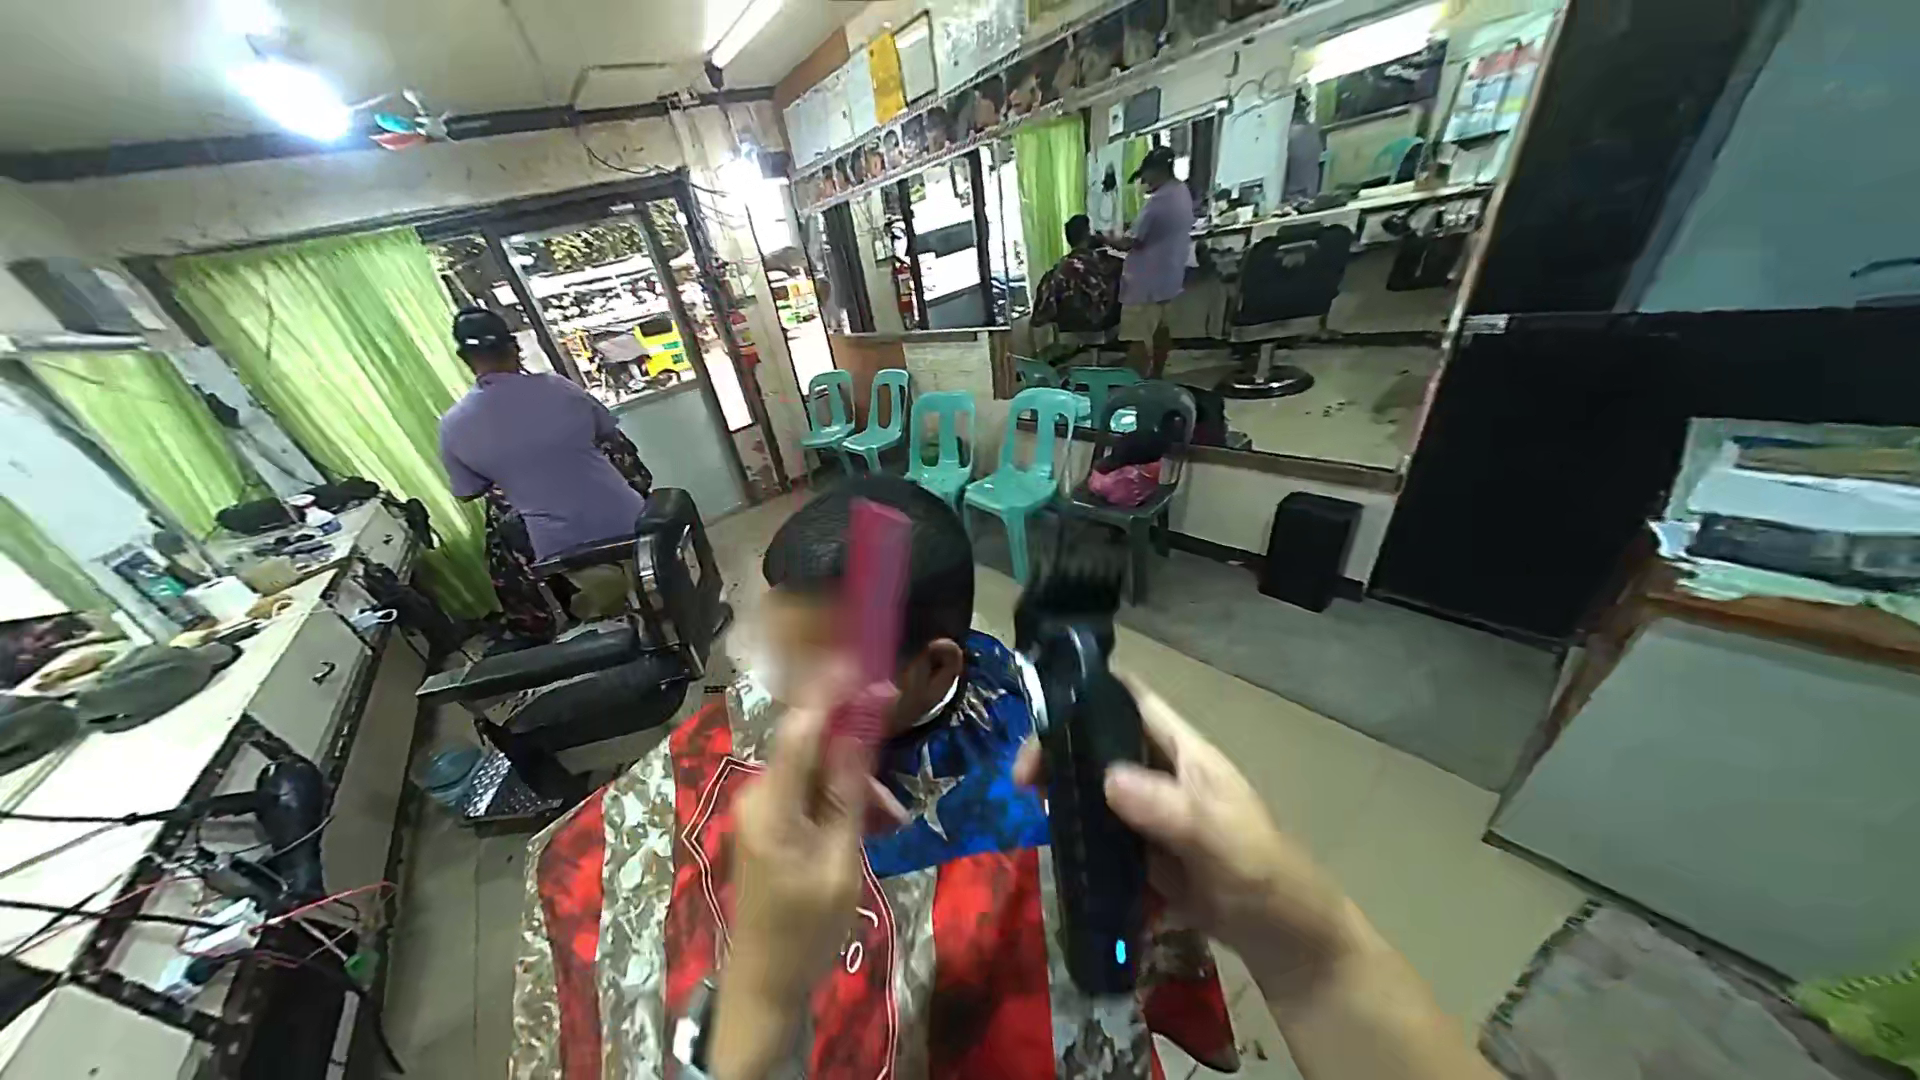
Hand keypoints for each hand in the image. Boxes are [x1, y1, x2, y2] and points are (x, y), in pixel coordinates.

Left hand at [712, 681, 872, 1079]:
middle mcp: (760, 794)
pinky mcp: (772, 820)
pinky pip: (811, 793)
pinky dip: (841, 801)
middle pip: (815, 749)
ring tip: (893, 819)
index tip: (863, 666)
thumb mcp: (840, 859)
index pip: (800, 728)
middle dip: (858, 758)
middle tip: (896, 785)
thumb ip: (848, 790)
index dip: (830, 692)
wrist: (765, 985)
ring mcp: (763, 807)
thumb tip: (861, 728)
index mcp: (772, 803)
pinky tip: (870, 824)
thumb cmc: (807, 928)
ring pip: (818, 772)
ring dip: (855, 786)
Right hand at [1015, 676, 1359, 1000]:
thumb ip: (1170, 809)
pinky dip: (1070, 824)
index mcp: (1180, 750)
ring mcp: (1145, 808)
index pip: (1131, 699)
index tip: (1045, 697)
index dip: (1091, 686)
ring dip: (1059, 784)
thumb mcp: (1221, 837)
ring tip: (1028, 800)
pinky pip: (1096, 824)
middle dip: (1058, 745)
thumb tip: (1107, 778)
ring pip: (1090, 780)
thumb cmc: (1266, 875)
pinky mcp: (1136, 846)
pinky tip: (1048, 834)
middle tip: (1024, 775)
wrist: (1285, 943)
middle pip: (1098, 739)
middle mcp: (1156, 769)